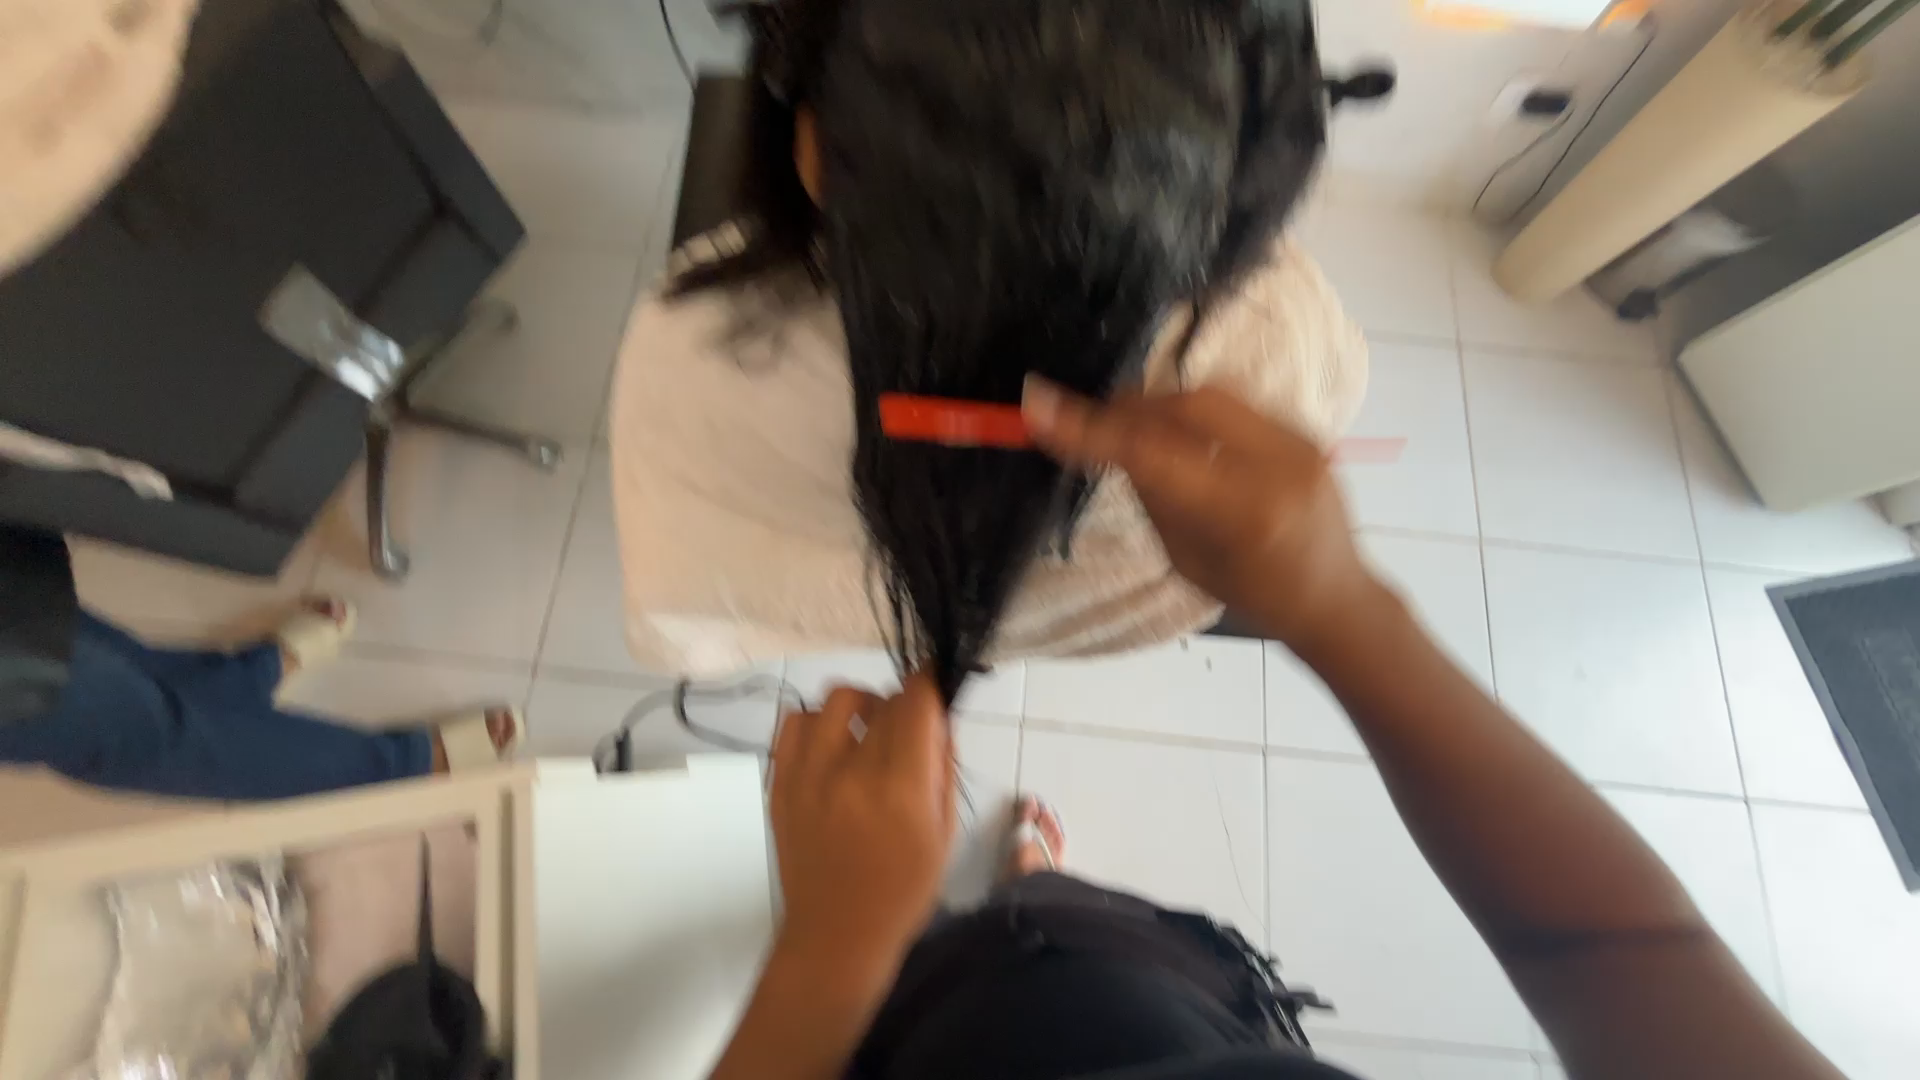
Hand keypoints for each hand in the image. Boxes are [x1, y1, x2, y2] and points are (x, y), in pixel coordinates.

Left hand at [769, 674, 955, 970]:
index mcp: (900, 787)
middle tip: (907, 727)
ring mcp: (808, 775)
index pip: (915, 703)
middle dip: (902, 704)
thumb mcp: (944, 831)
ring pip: (835, 699)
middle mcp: (851, 771)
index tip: (933, 680)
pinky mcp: (780, 784)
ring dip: (860, 704)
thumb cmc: (903, 889)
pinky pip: (794, 723)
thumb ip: (943, 767)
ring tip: (866, 729)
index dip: (928, 682)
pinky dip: (817, 722)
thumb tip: (939, 717)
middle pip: (882, 700)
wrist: (836, 935)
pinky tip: (830, 744)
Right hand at [1022, 376, 1376, 654]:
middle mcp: (1278, 462)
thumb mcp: (1186, 557)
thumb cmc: (1255, 596)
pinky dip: (1189, 412)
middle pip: (1185, 405)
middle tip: (1088, 419)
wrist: (1335, 597)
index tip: (1039, 407)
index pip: (1153, 454)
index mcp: (1243, 513)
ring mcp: (1299, 438)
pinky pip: (1232, 404)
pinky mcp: (1304, 428)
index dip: (1091, 429)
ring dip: (1157, 405)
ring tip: (1127, 425)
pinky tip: (1174, 433)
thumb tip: (1115, 444)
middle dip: (1127, 407)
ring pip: (1208, 395)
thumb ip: (1154, 494)